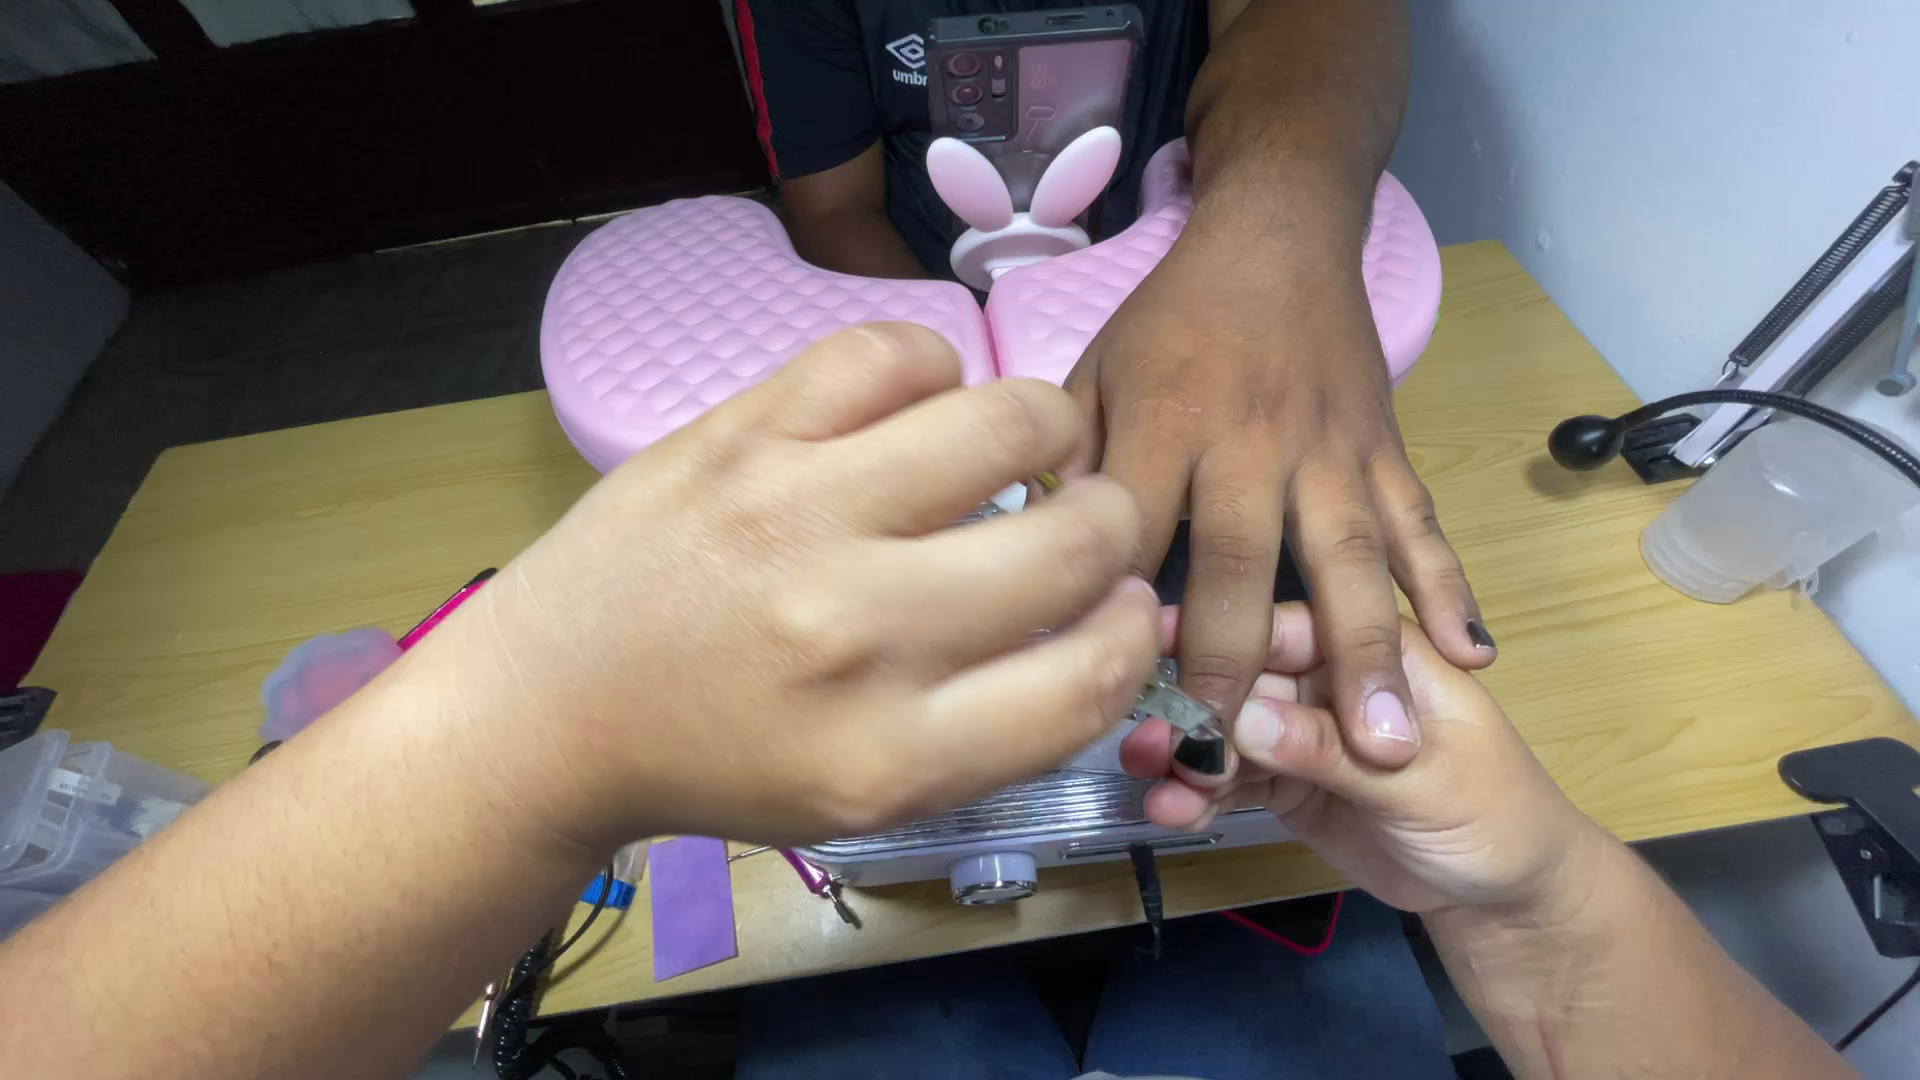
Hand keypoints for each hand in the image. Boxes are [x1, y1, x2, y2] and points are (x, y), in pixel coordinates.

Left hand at [421, 324, 1159, 850]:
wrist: (554, 708)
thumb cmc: (726, 759)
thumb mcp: (875, 790)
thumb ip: (1002, 719)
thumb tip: (1105, 608)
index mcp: (895, 756)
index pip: (1090, 678)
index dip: (1134, 633)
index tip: (1120, 607)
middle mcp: (858, 632)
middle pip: (1077, 546)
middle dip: (1111, 525)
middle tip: (1080, 521)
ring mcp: (799, 513)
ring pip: (1009, 423)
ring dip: (1052, 430)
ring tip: (1025, 447)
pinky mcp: (745, 433)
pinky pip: (893, 352)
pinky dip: (938, 369)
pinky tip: (922, 407)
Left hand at [1071, 236, 1493, 783]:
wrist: (1275, 240)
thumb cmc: (1168, 319)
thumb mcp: (1091, 371)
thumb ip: (1065, 456)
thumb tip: (1036, 541)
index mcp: (1162, 424)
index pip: (1135, 533)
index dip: (1118, 613)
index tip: (1108, 695)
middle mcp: (1249, 443)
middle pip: (1238, 566)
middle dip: (1229, 664)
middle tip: (1224, 759)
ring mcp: (1328, 449)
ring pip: (1346, 559)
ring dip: (1363, 654)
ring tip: (1382, 746)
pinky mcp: (1383, 446)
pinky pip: (1417, 523)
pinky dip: (1448, 588)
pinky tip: (1474, 658)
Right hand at [1124, 603, 1601, 913]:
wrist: (1507, 902)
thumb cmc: (1496, 817)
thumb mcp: (1425, 781)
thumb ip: (1331, 749)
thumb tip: (1241, 719)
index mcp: (1367, 650)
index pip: (1283, 629)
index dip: (1221, 643)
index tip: (1159, 660)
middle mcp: (1321, 678)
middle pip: (1238, 683)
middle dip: (1191, 713)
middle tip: (1144, 742)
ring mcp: (1295, 730)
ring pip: (1224, 735)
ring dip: (1186, 760)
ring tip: (1156, 790)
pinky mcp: (1278, 780)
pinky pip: (1229, 783)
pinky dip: (1199, 797)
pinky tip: (1172, 812)